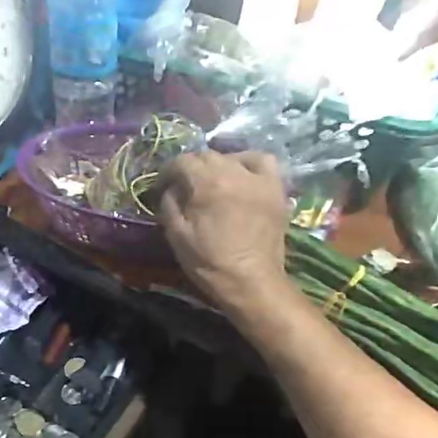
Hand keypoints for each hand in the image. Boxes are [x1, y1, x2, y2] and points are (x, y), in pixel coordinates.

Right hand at [161, 148, 291, 313]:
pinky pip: (263, 162)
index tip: (161, 186)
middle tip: (183, 186)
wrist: (250, 281)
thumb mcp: (176, 234)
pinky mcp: (276, 188)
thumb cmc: (208, 262)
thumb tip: (171, 188)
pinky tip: (242, 174)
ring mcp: (259, 178)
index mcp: (207, 183)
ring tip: (212, 180)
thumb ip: (169, 203)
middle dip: (191, 168)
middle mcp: (234, 172)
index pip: (182, 161)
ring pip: (233, 156)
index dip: (168, 171)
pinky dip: (249, 163)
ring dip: (218, 164)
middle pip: (207, 156)